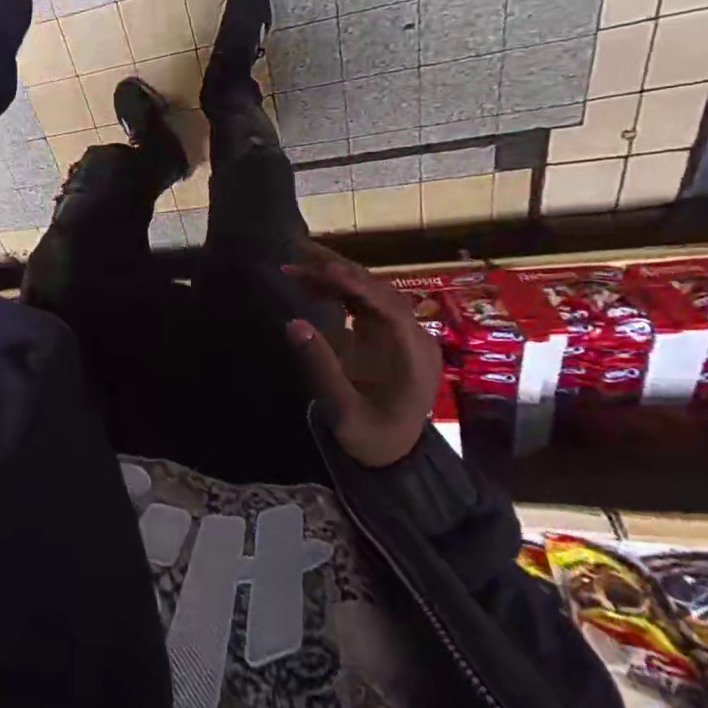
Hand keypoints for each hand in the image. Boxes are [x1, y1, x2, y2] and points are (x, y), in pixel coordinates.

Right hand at [283, 240, 443, 467]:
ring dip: (333, 275)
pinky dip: (335, 289)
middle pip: (377, 290)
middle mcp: (411, 334)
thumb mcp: (344, 412)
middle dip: (338, 269)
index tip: (325, 269)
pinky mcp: (383, 332)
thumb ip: (321, 368)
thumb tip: (293, 323)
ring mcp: (398, 331)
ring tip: (295, 263)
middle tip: (300, 251)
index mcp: (414, 354)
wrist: (391, 455)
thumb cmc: (373, 438)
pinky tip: (308, 285)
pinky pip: (360, 301)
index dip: (357, 285)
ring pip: (367, 290)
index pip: (389, 307)